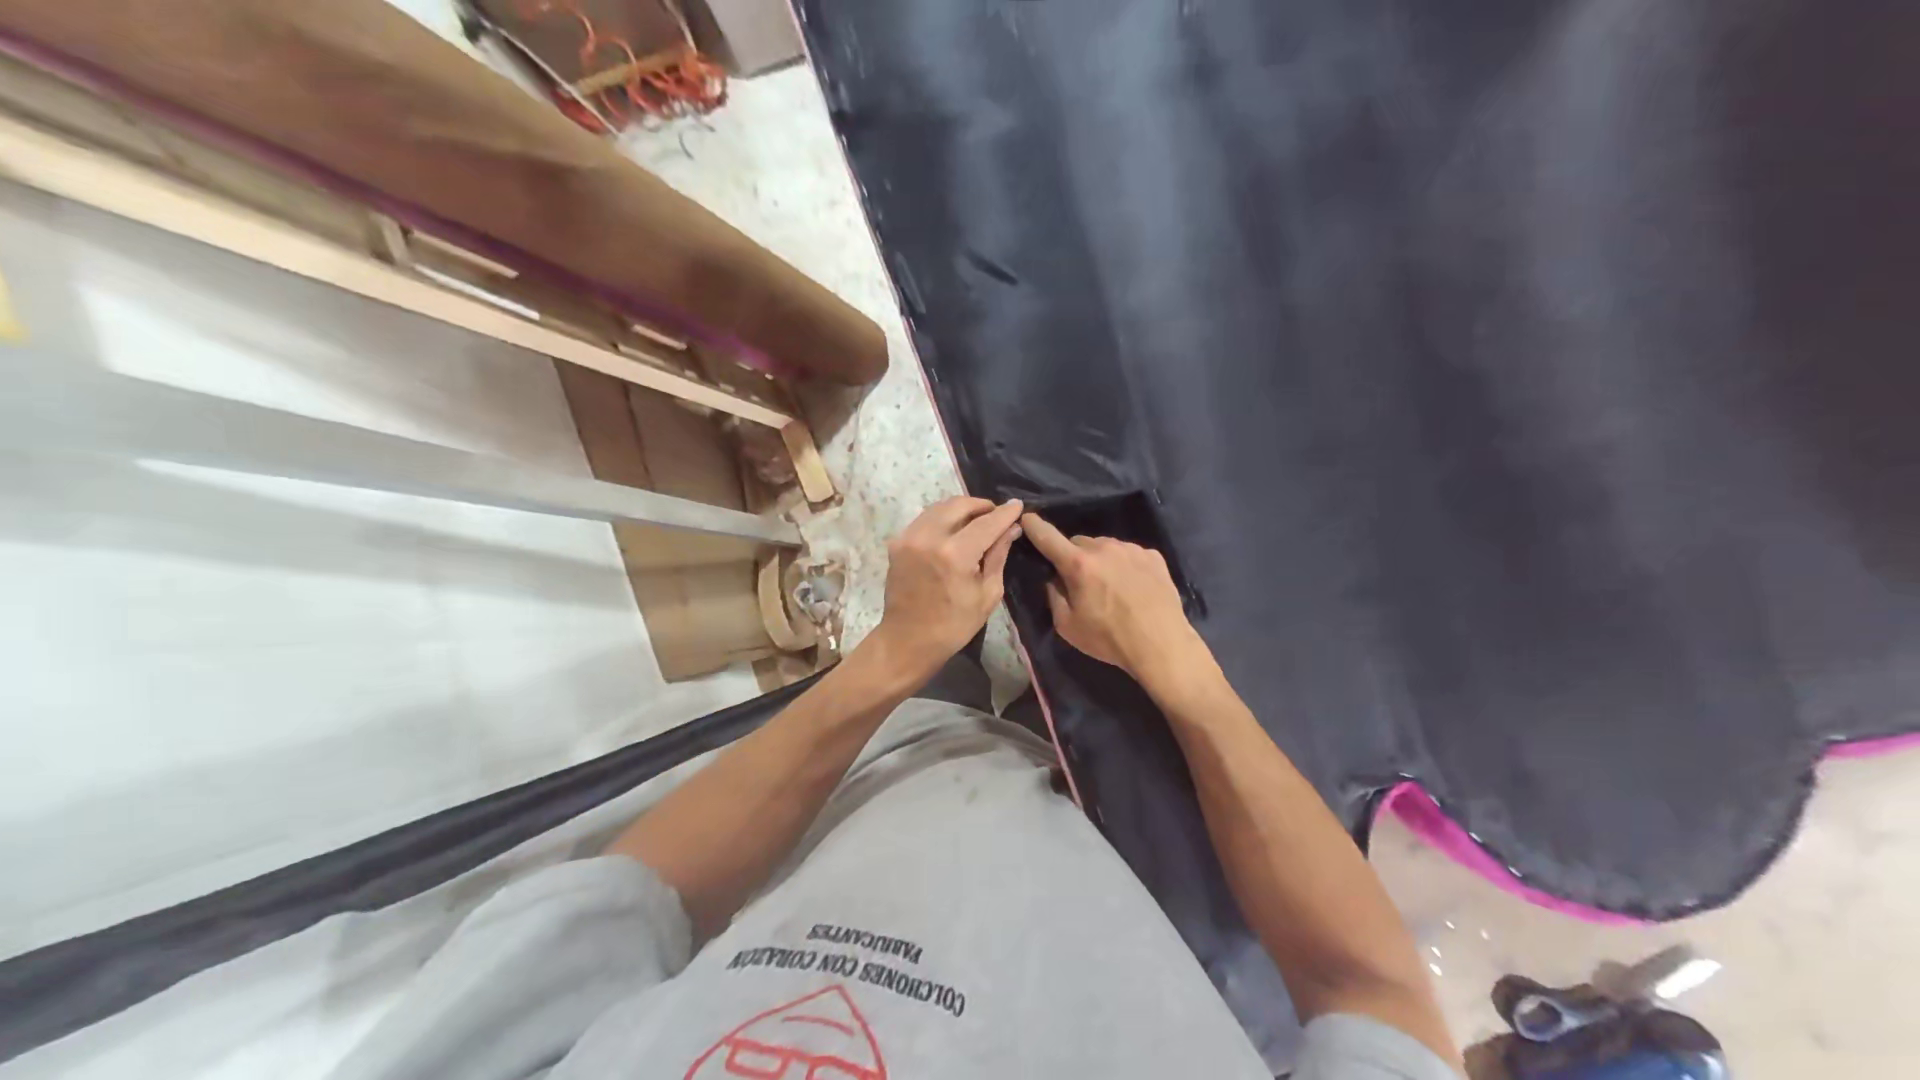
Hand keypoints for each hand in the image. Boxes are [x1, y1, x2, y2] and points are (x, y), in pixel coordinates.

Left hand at [873, 496, 1023, 677]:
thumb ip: (998, 555)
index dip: (1004, 512)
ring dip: (961, 509)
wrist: (908, 640)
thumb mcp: (987, 594)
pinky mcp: (897, 542)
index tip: (1017, 504)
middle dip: (981, 506)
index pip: (986, 522)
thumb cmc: (954, 625)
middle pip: (959, 505)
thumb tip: (1011, 529)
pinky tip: (954, 530)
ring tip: (977, 520)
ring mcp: (909, 537)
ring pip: (939, 507)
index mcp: (954, 555)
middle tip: (996, 514)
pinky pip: (924, 519)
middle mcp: (928, 538)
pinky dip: (942, 518)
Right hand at [1021, 512, 1204, 679]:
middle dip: (1075, 557)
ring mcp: (1131, 549)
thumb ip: (1054, 596)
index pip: (1048, 537)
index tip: (1027, 517)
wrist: (1161, 644)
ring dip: (1101, 560)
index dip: (1034, 526)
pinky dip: (1125, 565)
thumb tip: (1054, 579)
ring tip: (1112, 587)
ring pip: (1106, 547)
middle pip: (1079, 543)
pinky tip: (1133, 587)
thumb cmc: (1108, 639)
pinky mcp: (1153, 556)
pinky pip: (1130, 554)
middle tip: (1082, 582)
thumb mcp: (1067, 625)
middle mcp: (1104, 548)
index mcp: (1078, 565)